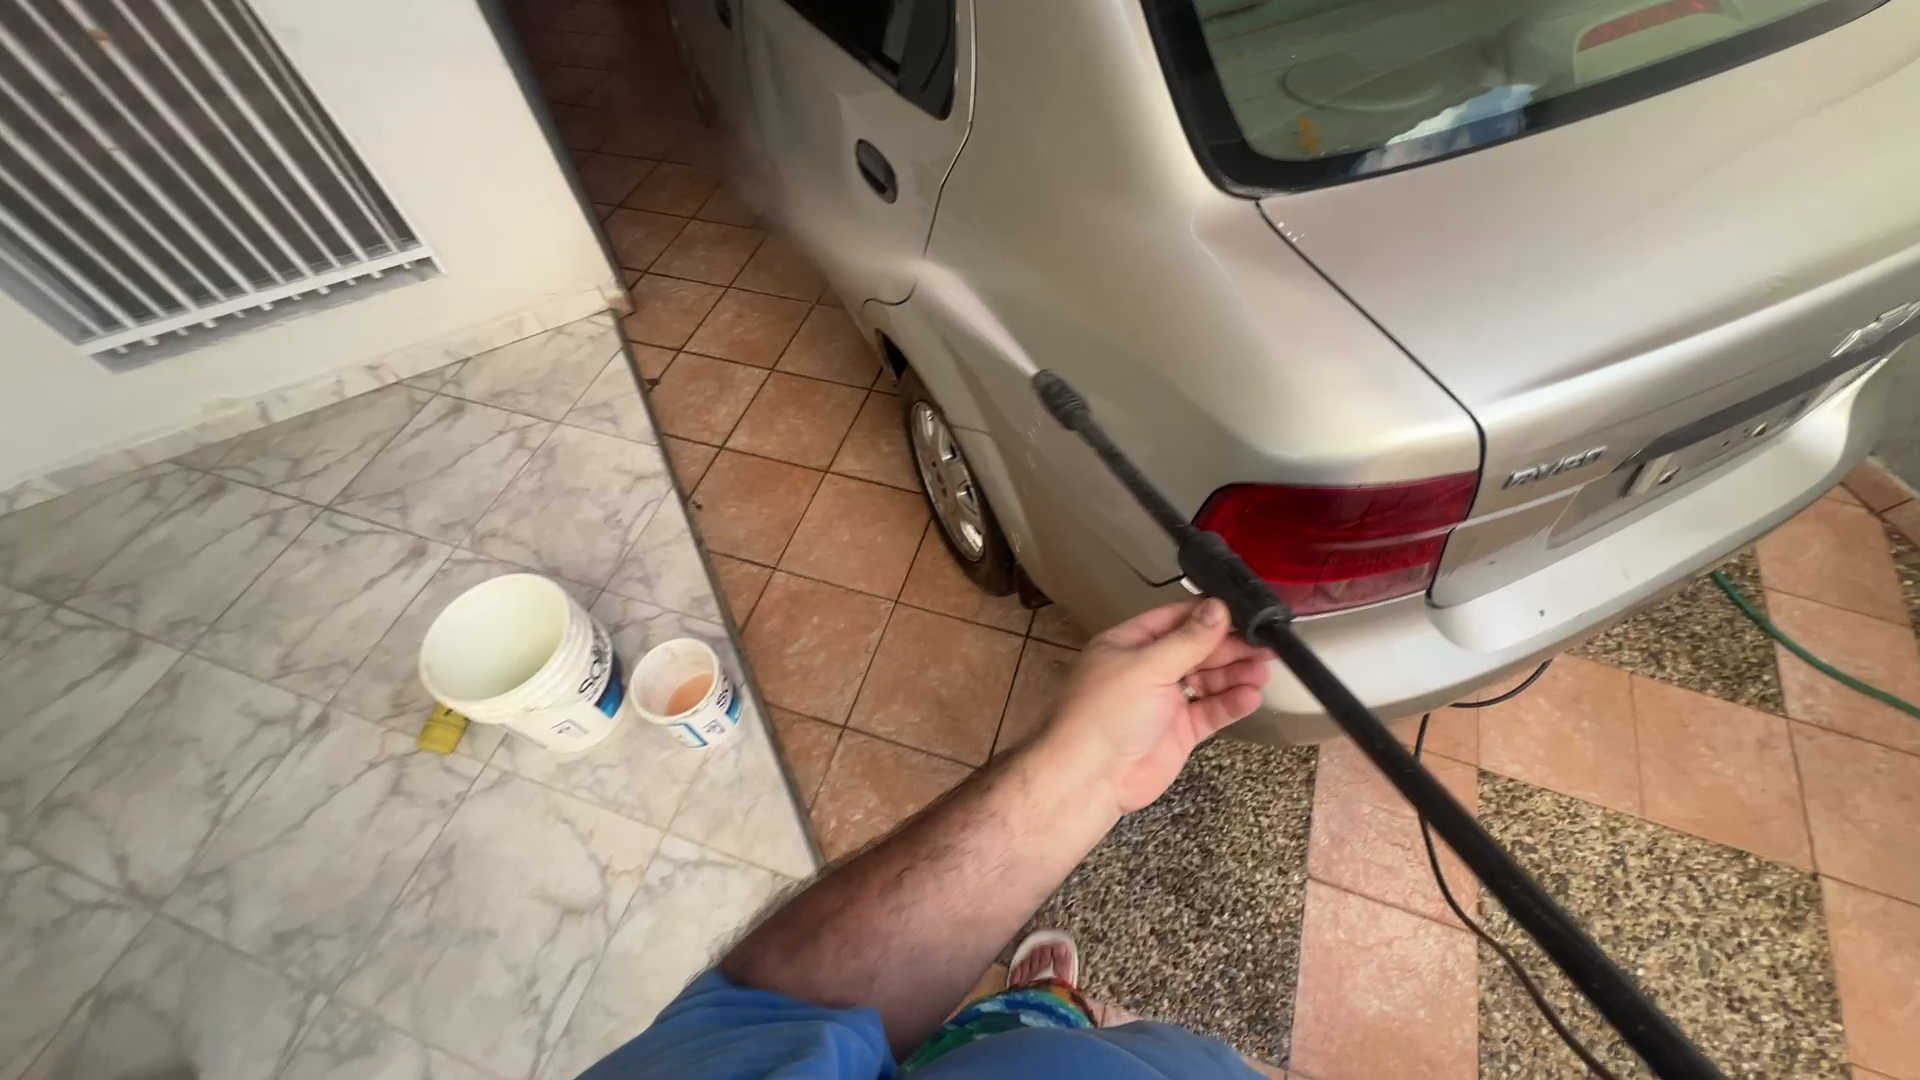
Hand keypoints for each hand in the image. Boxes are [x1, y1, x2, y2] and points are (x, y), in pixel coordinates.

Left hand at [1033, 598, 1272, 815]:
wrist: (1092, 776)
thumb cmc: (1106, 713)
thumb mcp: (1148, 666)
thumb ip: (1187, 640)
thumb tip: (1217, 608)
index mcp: (1128, 643)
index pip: (1173, 619)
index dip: (1207, 615)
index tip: (1243, 612)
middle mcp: (1146, 668)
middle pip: (1195, 649)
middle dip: (1228, 647)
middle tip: (1264, 645)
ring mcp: (1163, 700)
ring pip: (1206, 680)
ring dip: (1234, 674)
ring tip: (1263, 671)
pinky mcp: (1178, 730)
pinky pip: (1210, 711)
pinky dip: (1230, 703)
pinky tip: (1250, 696)